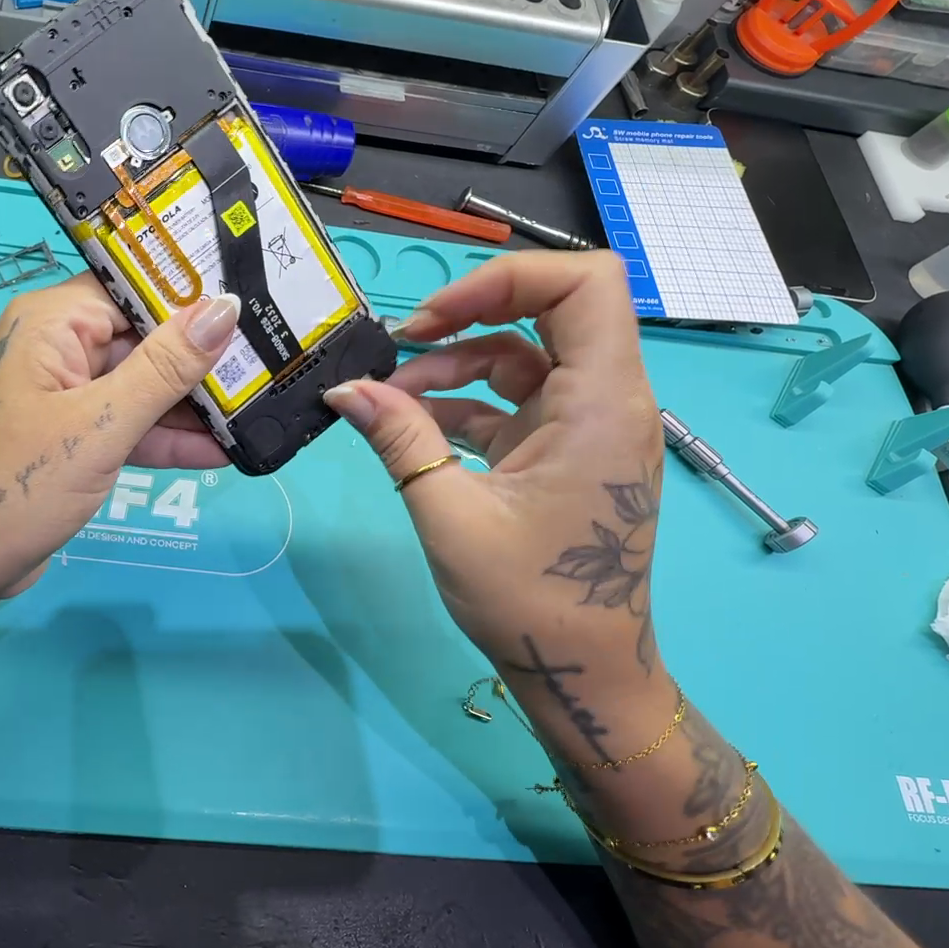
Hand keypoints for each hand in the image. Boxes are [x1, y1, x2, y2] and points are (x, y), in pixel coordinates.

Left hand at [0, 274, 239, 600]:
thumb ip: (165, 368)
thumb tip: (222, 307)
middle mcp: (53, 349)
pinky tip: (222, 450)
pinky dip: (163, 439)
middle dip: (200, 357)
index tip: (254, 303)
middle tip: (271, 362)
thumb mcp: (100, 424)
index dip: (191, 296)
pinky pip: (123, 426)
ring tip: (258, 409)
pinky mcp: (67, 441)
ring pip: (136, 388)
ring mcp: (60, 399)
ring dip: (189, 406)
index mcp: (49, 323)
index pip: (131, 290)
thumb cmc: (17, 485)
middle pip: (140, 340)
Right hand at [324, 251, 664, 675]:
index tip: (434, 316)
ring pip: (522, 356)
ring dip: (454, 366)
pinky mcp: (562, 450)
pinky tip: (413, 428)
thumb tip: (342, 391)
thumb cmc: (528, 597)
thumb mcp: (449, 512)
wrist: (580, 669)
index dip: (506, 278)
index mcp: (601, 403)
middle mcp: (606, 401)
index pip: (585, 284)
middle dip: (471, 313)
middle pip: (552, 310)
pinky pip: (512, 401)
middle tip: (406, 339)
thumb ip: (399, 439)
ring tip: (392, 399)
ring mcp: (584, 426)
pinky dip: (461, 404)